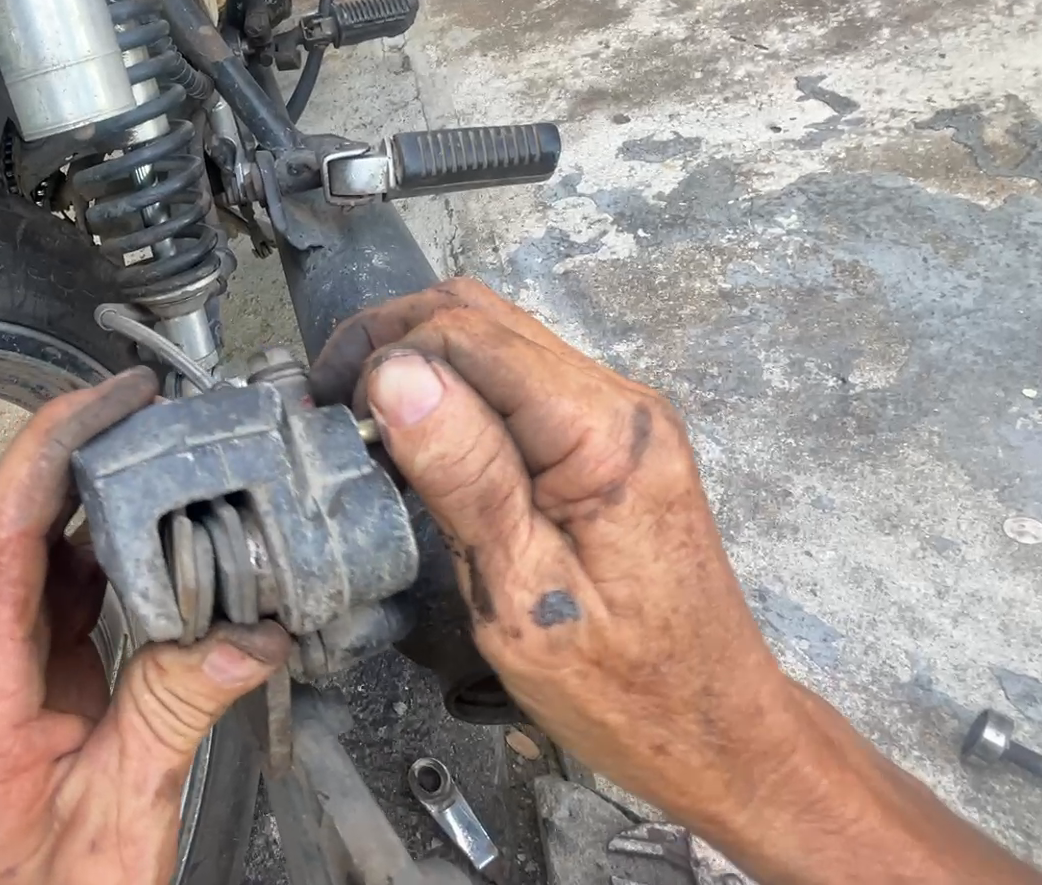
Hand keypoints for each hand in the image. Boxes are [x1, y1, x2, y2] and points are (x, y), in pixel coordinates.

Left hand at [0, 368, 290, 884]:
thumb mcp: (121, 815)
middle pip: (6, 523)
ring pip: (31, 544)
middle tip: (139, 409)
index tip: (102, 406)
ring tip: (150, 451)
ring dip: (87, 490)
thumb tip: (245, 630)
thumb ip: (175, 711)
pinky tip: (143, 523)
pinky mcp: (20, 663)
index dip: (44, 454)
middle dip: (69, 452)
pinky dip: (98, 540)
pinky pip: (53, 579)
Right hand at [312, 280, 1041, 884]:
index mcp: (600, 429)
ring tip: (356, 412)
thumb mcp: (520, 593)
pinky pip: (502, 373)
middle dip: (386, 338)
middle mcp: (611, 395)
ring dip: (409, 356)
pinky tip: (408, 430)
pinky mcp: (594, 431)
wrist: (713, 729)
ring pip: (486, 332)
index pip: (466, 333)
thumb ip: (465, 476)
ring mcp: (606, 409)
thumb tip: (392, 375)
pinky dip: (440, 383)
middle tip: (328, 400)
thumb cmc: (618, 684)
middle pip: (475, 312)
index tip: (331, 415)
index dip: (383, 354)